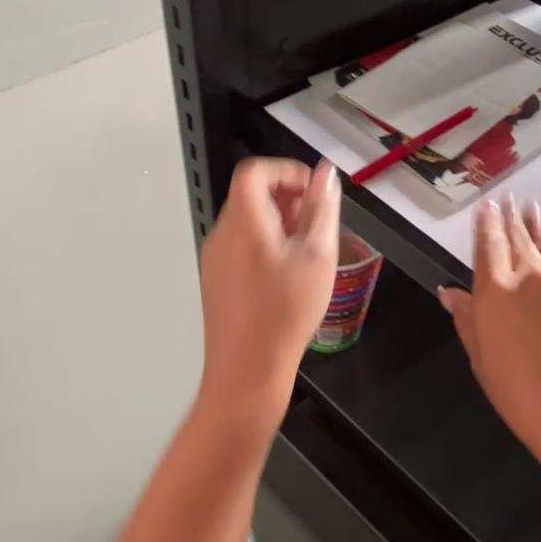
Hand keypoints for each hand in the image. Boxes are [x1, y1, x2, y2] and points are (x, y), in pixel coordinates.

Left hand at [198, 158, 341, 420]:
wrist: (247, 370)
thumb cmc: (286, 312)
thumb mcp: (317, 255)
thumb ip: (322, 208)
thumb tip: (326, 175)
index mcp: (244, 221)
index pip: (256, 171)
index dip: (289, 171)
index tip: (317, 192)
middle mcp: (222, 234)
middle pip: (251, 195)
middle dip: (288, 199)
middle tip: (318, 224)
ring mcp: (214, 259)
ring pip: (248, 222)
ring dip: (279, 223)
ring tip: (308, 252)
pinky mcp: (216, 281)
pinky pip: (241, 247)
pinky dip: (266, 245)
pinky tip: (288, 276)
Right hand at [439, 197, 540, 450]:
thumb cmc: (523, 397)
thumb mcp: (483, 361)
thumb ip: (469, 321)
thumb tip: (450, 292)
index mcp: (497, 293)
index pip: (488, 246)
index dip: (486, 223)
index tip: (486, 206)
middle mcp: (531, 276)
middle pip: (518, 238)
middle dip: (510, 217)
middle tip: (507, 197)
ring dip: (537, 222)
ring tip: (530, 206)